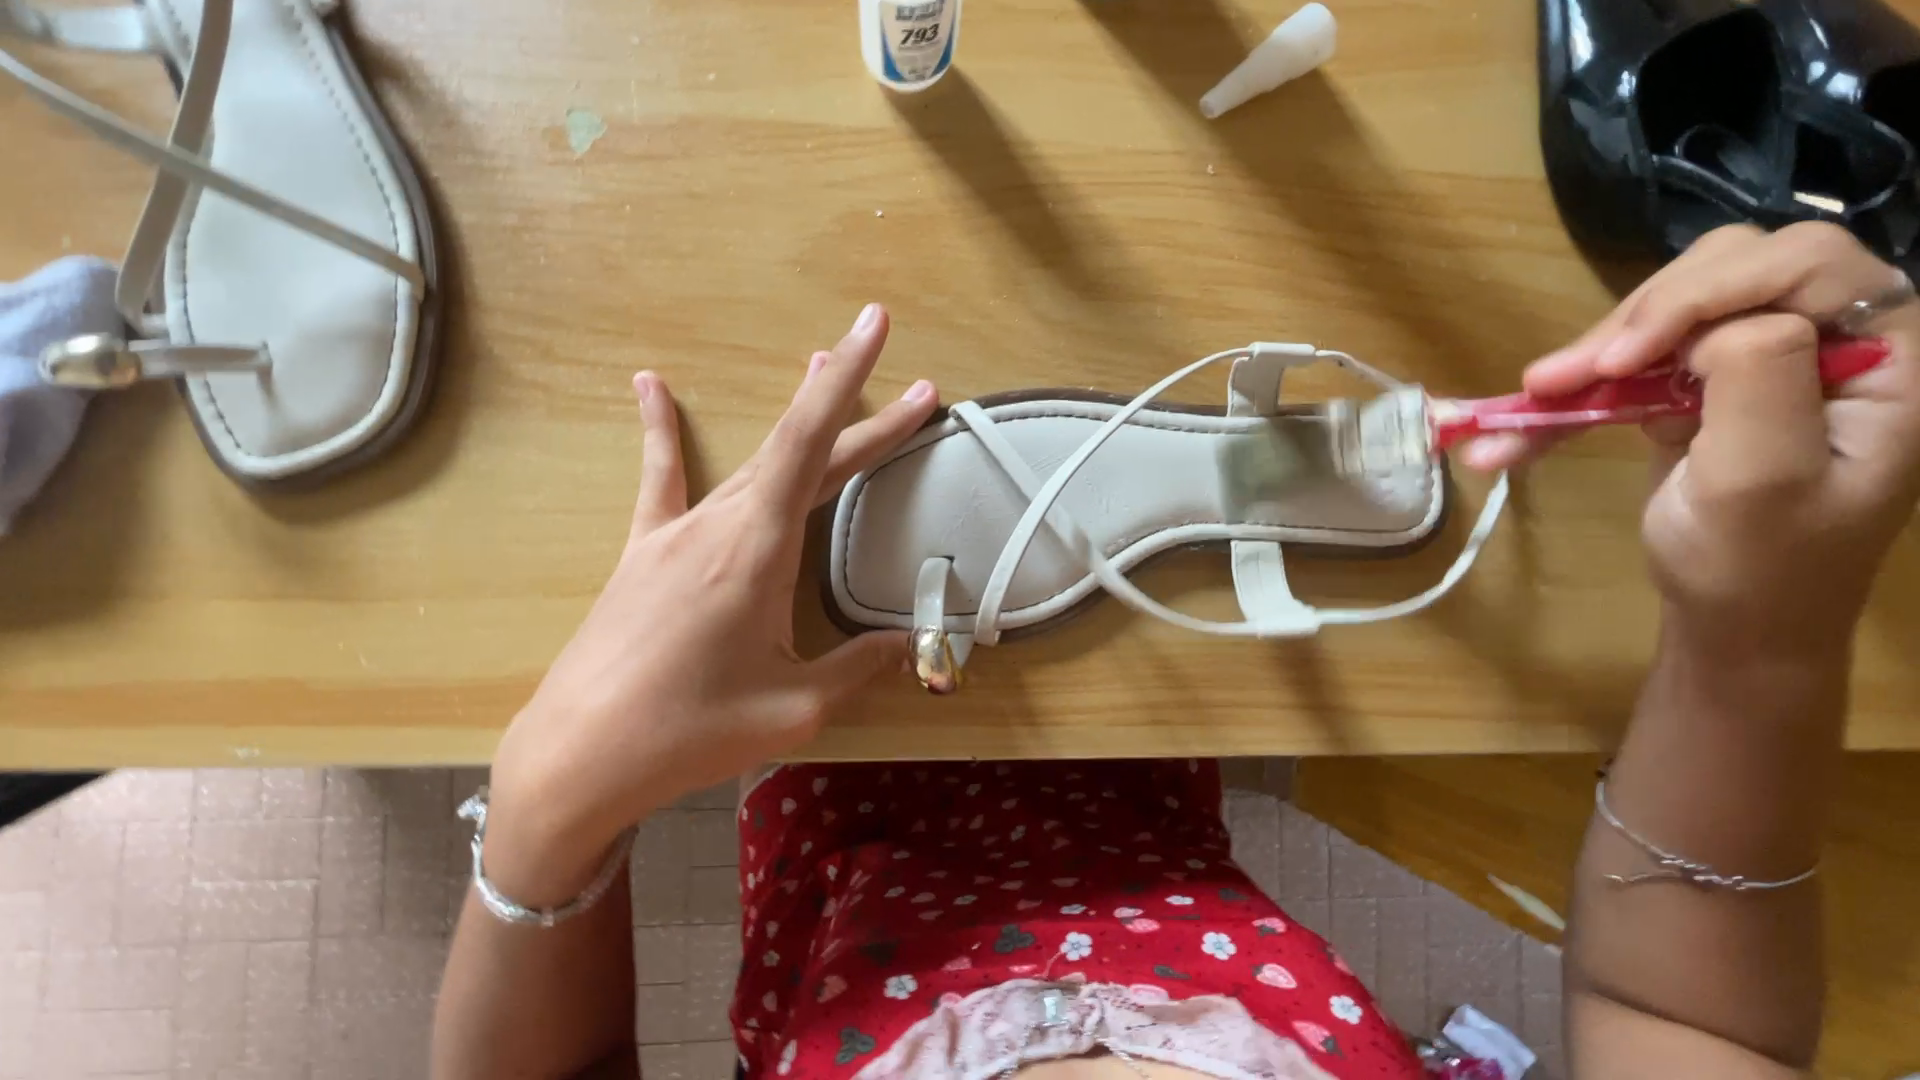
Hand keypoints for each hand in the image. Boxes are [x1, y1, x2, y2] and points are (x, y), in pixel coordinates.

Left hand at [482, 304, 937, 896]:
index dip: (852, 383)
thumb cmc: (689, 733)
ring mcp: (675, 532)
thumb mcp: (794, 708)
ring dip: (796, 420)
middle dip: (858, 409)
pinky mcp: (643, 551)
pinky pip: (661, 478)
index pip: (814, 444)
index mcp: (759, 549)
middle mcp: (719, 522)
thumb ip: (857, 667)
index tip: (876, 330)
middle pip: (799, 449)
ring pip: (751, 460)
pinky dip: (661, 430)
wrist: (578, 755)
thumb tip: (908, 644)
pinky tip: (650, 385)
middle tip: (914, 390)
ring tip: (819, 366)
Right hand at [1466, 223, 1919, 653]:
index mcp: (1883, 354)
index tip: (1617, 363)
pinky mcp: (1698, 392)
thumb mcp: (1764, 479)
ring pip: (1667, 311)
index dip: (1701, 298)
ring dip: (1591, 355)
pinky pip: (1631, 365)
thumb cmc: (1757, 565)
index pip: (1800, 265)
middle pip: (1726, 272)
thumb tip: (1708, 326)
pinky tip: (1519, 431)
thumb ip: (1758, 379)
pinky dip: (1572, 395)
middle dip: (1635, 321)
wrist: (1735, 623)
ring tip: (1527, 402)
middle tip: (1557, 380)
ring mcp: (1758, 364)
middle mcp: (1830, 342)